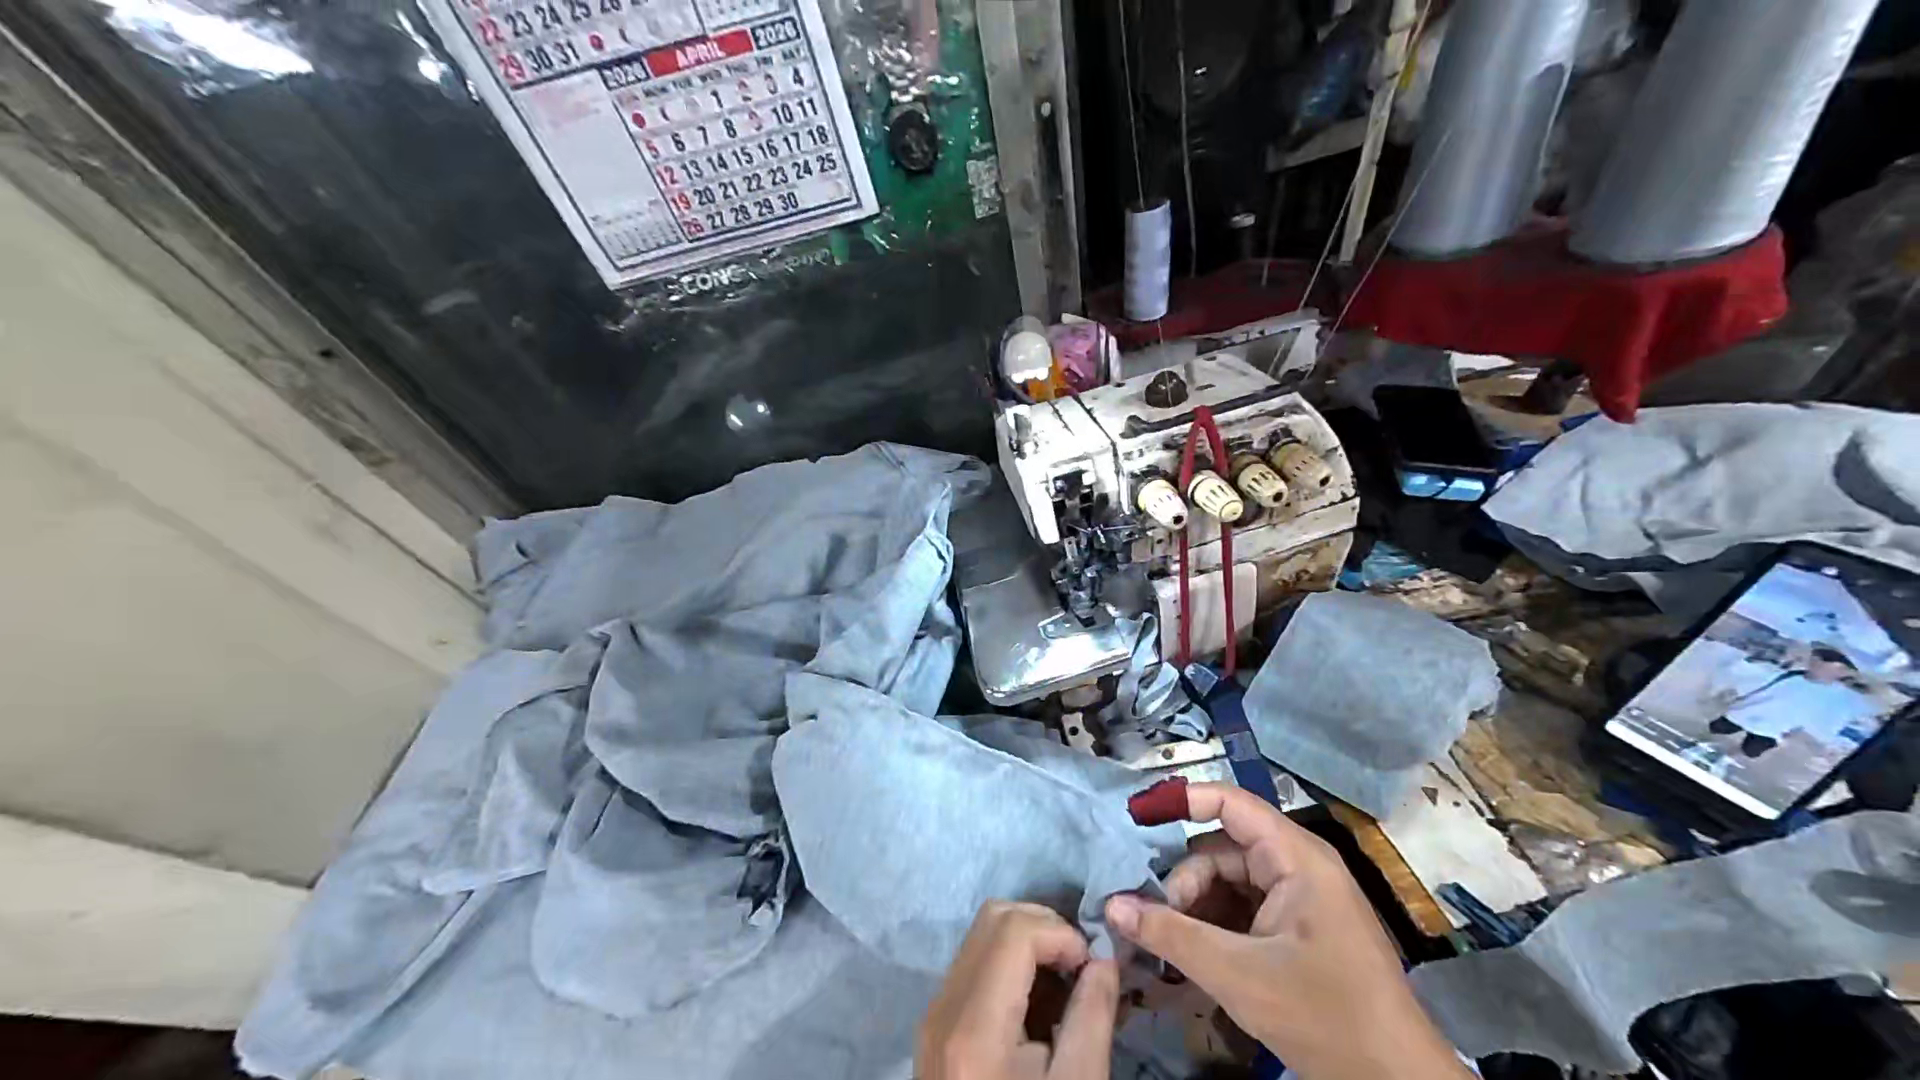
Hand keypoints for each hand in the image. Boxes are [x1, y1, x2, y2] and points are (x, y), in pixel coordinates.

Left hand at [917, 901, 1119, 1079]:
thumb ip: (1092, 1015)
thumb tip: (1104, 957)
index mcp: (974, 1027)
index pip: (1015, 930)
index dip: (1062, 934)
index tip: (1093, 966)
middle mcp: (943, 1006)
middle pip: (994, 919)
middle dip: (1046, 927)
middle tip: (1081, 965)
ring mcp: (933, 1012)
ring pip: (981, 934)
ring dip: (1028, 940)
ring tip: (1063, 980)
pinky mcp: (935, 1022)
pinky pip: (973, 962)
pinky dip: (1009, 960)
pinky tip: (1036, 997)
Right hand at [1104, 783, 1470, 1079]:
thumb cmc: (1326, 1017)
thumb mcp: (1238, 975)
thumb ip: (1170, 935)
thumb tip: (1111, 906)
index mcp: (1295, 857)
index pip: (1229, 802)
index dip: (1181, 801)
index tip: (1135, 817)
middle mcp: (1297, 866)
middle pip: (1221, 848)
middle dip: (1184, 878)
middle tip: (1152, 916)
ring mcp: (1300, 898)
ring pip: (1228, 881)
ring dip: (1195, 905)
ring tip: (1168, 940)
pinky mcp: (1298, 928)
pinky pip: (1243, 907)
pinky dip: (1214, 923)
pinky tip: (1191, 952)